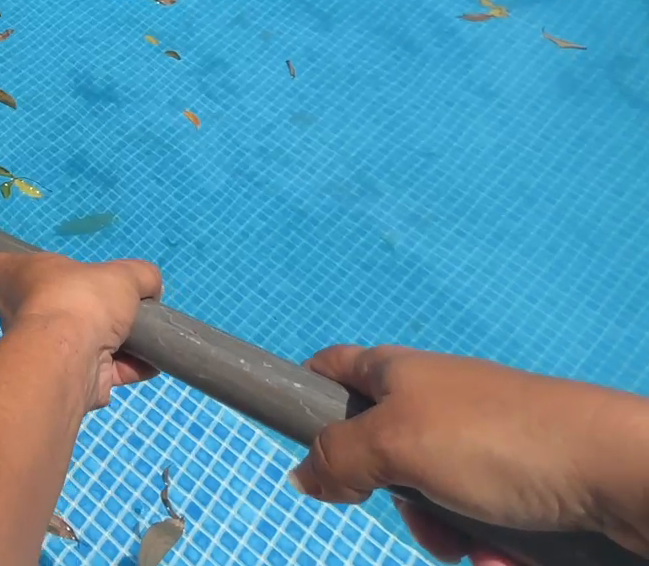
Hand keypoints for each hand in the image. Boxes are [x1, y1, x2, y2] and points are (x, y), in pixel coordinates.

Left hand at [0, 251, 160, 408]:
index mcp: (15, 273)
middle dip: (72, 311)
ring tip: (137, 338)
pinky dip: (125, 369)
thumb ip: (137, 276)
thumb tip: (148, 285)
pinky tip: (148, 365)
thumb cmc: (78, 298)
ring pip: (73, 342)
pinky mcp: (64, 378)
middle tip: (105, 309)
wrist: (72, 351)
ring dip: (108, 344)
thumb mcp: (118, 275)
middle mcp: (17, 307)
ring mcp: (38, 346)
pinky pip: (97, 370)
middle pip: (39, 307)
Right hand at [290, 345, 648, 562]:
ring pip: (444, 491)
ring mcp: (491, 439)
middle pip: (388, 447)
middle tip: (416, 520)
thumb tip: (300, 477)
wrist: (628, 471)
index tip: (309, 439)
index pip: (331, 368)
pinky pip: (497, 515)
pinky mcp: (540, 478)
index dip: (311, 395)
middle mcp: (437, 398)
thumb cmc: (488, 440)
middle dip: (396, 495)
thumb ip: (334, 457)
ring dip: (451, 530)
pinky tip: (508, 560)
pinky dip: (496, 543)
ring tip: (477, 553)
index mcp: (394, 371)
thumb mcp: (389, 444)